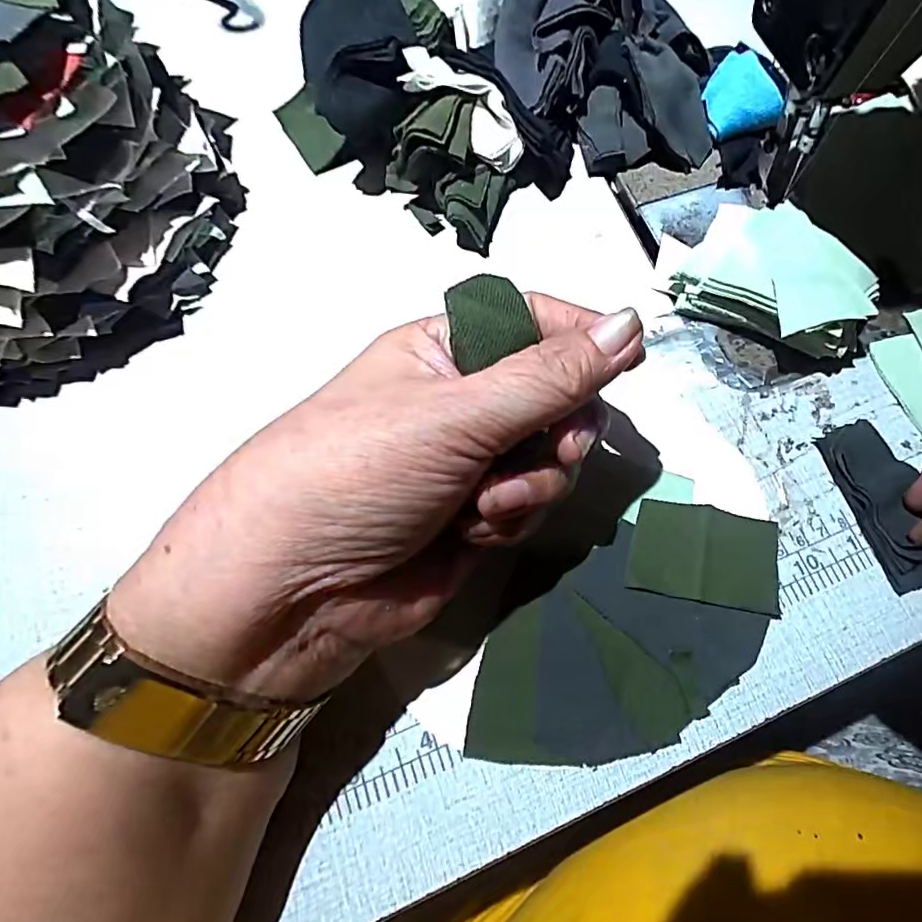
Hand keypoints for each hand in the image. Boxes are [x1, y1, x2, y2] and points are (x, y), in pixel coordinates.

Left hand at [106, 297, 644, 702]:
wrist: (291, 600)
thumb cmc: (355, 478)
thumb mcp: (458, 416)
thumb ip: (552, 376)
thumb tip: (629, 323)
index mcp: (447, 351)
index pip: (535, 321)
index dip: (584, 336)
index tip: (628, 356)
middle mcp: (468, 400)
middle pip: (562, 395)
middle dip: (564, 429)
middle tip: (557, 448)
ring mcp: (479, 459)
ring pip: (556, 456)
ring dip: (535, 483)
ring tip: (487, 503)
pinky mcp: (486, 510)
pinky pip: (537, 500)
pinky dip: (516, 516)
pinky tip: (474, 529)